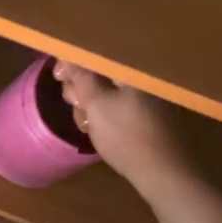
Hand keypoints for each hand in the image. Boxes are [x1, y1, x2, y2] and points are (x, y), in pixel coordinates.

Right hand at [54, 62, 200, 199]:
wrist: (162, 171)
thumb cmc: (126, 136)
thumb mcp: (96, 105)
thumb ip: (81, 77)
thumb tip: (69, 54)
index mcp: (132, 67)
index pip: (98, 51)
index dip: (74, 60)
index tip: (59, 76)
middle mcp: (142, 74)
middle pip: (101, 69)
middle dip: (81, 86)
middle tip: (77, 105)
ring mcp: (147, 93)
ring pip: (107, 88)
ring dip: (91, 103)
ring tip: (88, 123)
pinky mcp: (148, 111)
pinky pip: (118, 102)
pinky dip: (105, 111)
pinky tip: (99, 127)